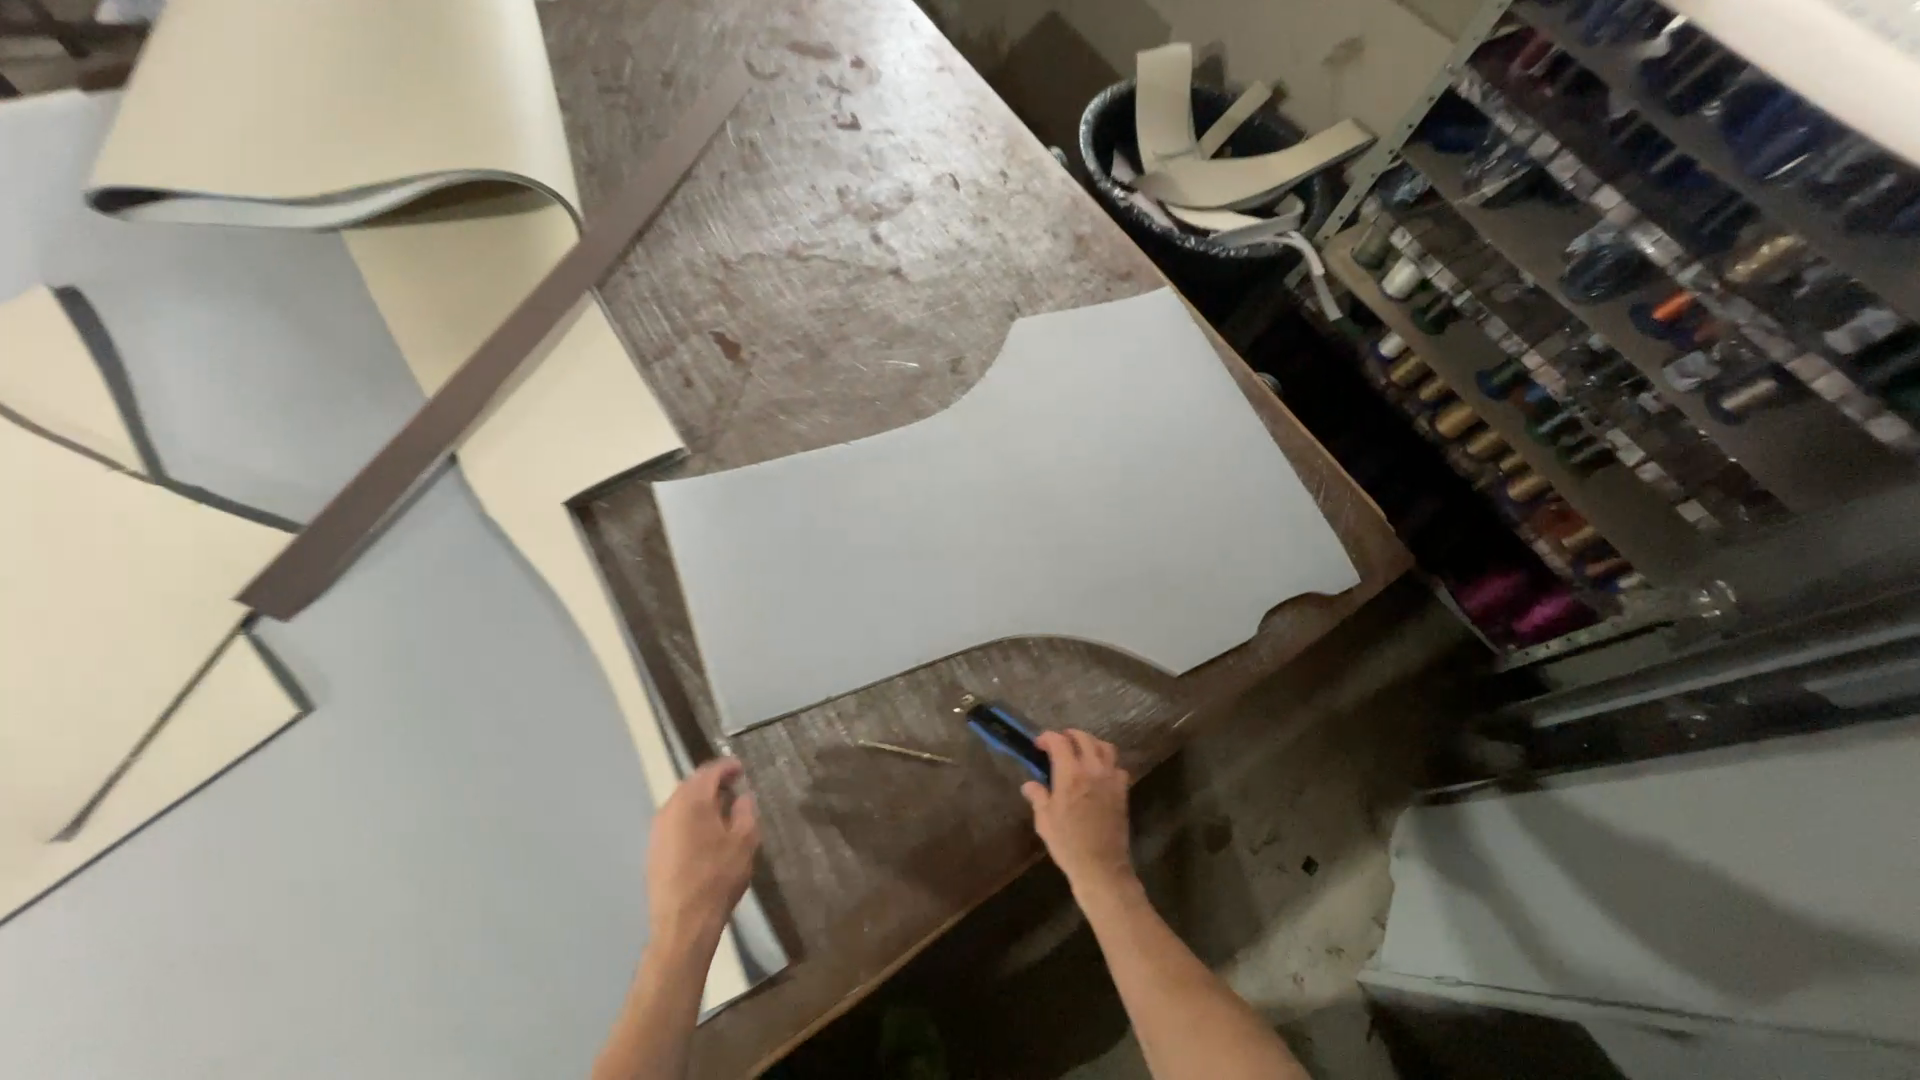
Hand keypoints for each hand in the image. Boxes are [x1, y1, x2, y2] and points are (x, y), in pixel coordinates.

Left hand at [646, 758, 758, 947]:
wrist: (683, 923)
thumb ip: (746, 812)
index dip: (727, 767)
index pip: (709, 772)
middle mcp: (669, 810)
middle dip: (713, 783)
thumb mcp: (744, 842)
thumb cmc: (718, 877)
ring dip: (701, 801)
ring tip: (722, 811)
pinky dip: (690, 818)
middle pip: (691, 785)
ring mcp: (657, 831)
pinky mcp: (653, 850)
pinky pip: (674, 822)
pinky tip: (705, 833)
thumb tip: (742, 797)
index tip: (742, 768)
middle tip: (734, 787)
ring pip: (681, 804)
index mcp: (691, 802)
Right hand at [1022, 730, 1134, 896]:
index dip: (1047, 738)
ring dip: (1091, 744)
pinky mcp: (1123, 791)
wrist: (1100, 865)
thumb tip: (1030, 784)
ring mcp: (1111, 779)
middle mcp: (1093, 770)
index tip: (1038, 745)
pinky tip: (1099, 773)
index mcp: (1070, 774)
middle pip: (1084, 738)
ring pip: (1105, 747)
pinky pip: (1118, 766)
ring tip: (1081, 752)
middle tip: (1058, 744)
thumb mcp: (1044, 820)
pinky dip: (1108, 763)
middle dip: (1069, 735)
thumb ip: (1038, 796)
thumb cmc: (1067, 843)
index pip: (1059, 741)